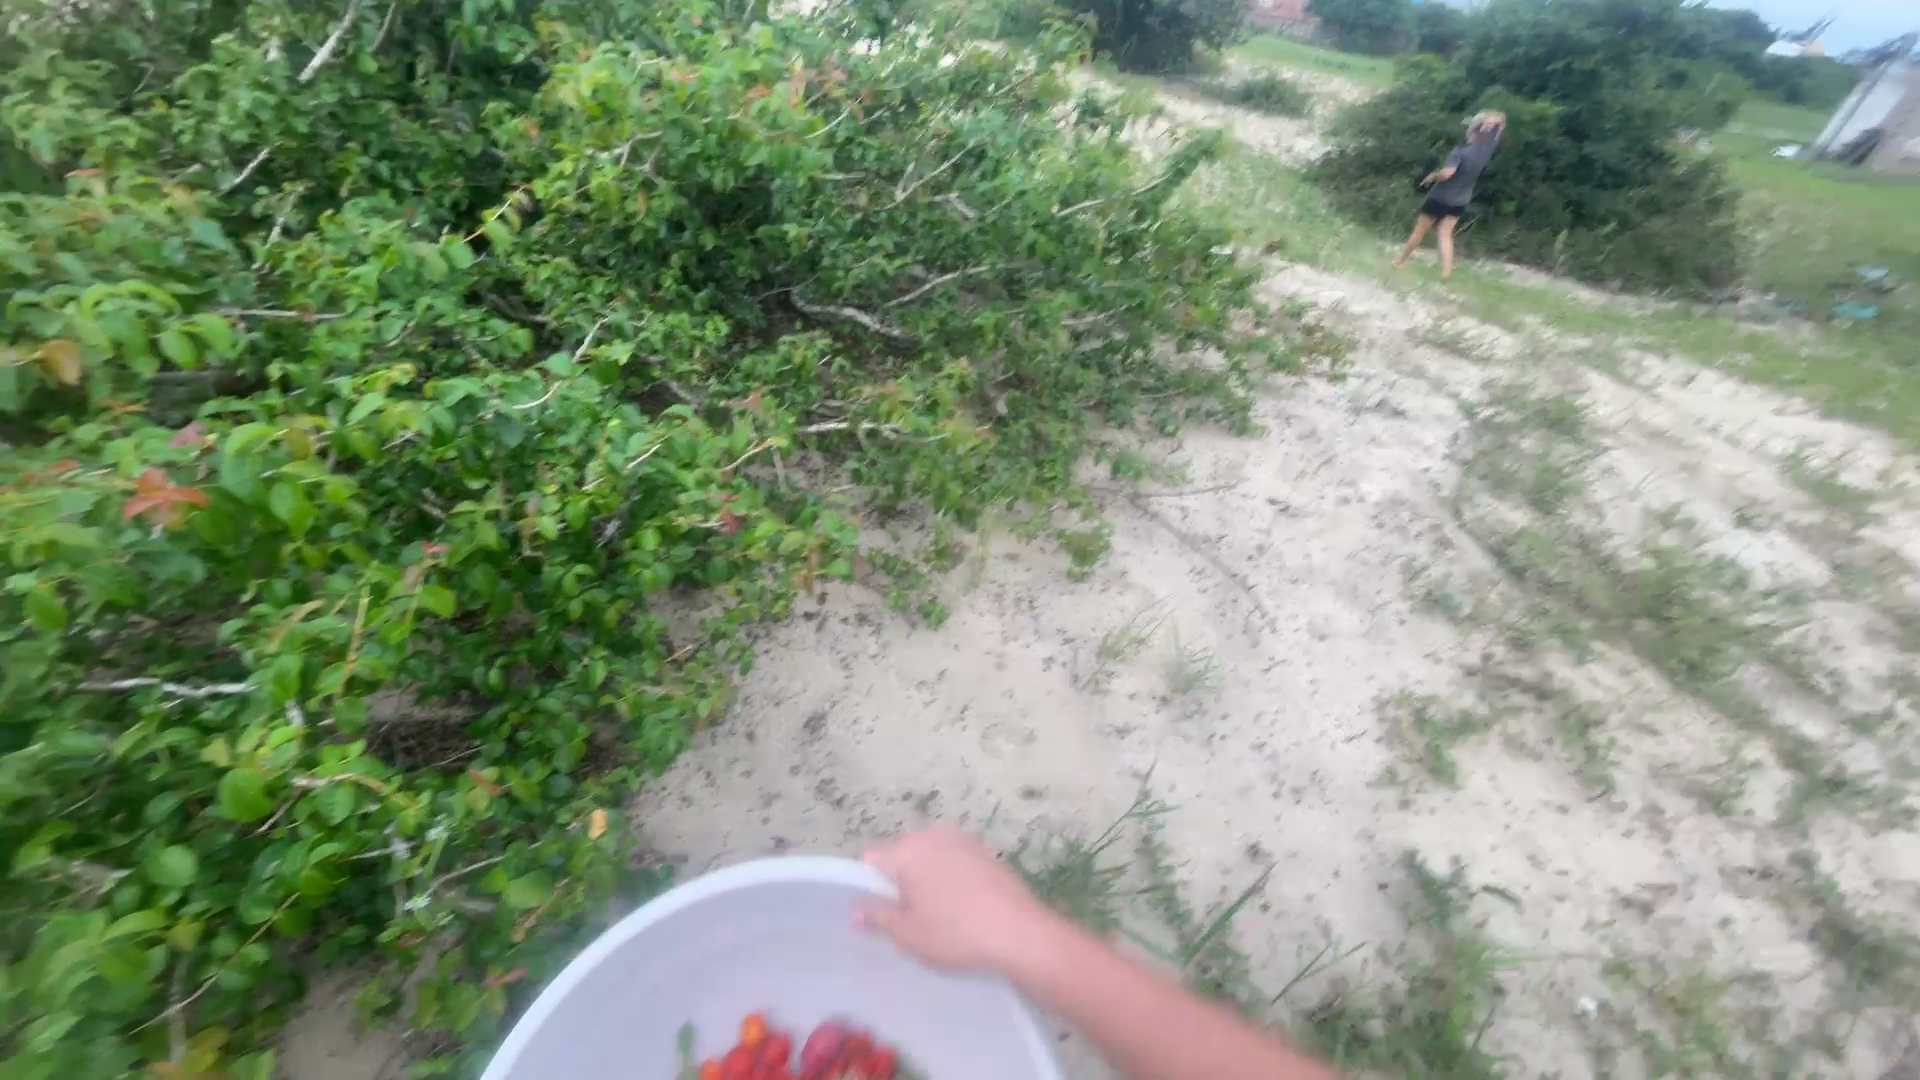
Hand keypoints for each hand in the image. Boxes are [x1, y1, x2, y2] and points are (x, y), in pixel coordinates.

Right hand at [855, 826, 1062, 976]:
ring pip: (925, 856)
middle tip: (909, 919)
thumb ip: (877, 916)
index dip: (869, 887)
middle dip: (897, 882)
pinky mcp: (981, 848)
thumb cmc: (956, 933)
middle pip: (898, 854)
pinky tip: (960, 905)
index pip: (870, 859)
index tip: (882, 913)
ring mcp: (960, 837)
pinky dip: (947, 875)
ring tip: (936, 915)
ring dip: (923, 878)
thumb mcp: (908, 933)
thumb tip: (855, 909)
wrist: (1019, 931)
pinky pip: (950, 857)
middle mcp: (932, 834)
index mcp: (908, 850)